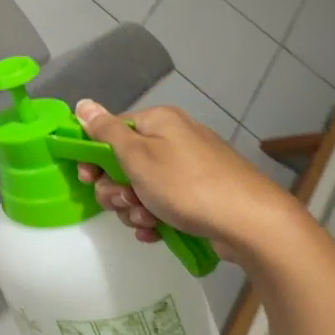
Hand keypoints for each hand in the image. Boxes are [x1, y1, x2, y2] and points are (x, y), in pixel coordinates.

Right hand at [73, 99, 303, 261]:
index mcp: (158, 122)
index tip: (88, 178)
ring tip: (148, 219)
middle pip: (121, 162)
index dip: (92, 156)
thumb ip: (105, 131)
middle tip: (126, 201)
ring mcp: (187, 169)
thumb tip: (82, 103)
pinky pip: (160, 204)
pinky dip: (153, 218)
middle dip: (115, 188)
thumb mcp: (137, 155)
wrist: (252, 225)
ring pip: (138, 187)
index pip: (108, 131)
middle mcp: (173, 140)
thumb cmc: (186, 185)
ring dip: (133, 207)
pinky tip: (156, 230)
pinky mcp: (198, 196)